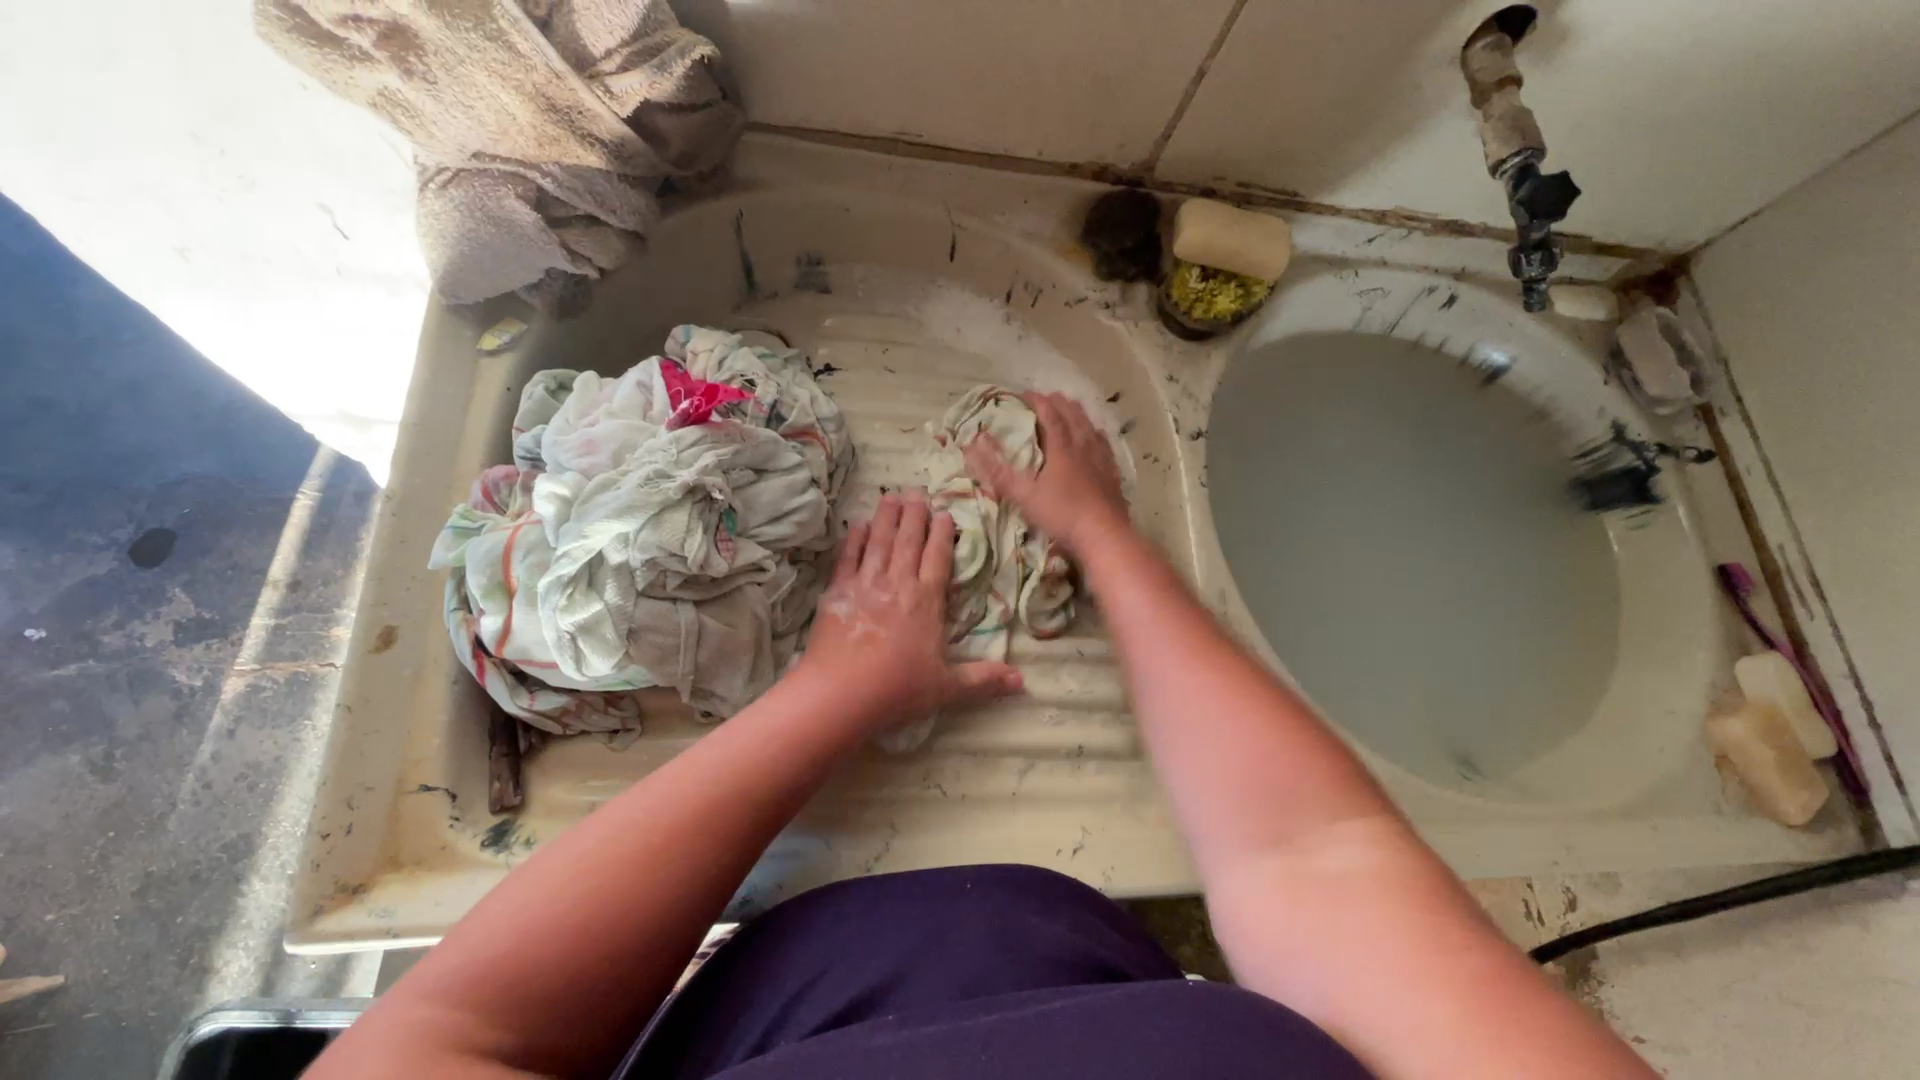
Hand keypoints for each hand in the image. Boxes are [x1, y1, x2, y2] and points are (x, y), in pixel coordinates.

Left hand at [800, 490, 1023, 725]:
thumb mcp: (946, 689)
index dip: (942, 534)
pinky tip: (858, 525)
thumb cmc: (897, 690)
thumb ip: (983, 680)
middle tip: (918, 492)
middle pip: (908, 541)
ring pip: (879, 541)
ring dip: (886, 517)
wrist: (839, 695)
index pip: (938, 557)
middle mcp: (897, 584)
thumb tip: (1022, 681)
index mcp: (926, 601)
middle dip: (915, 515)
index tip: (945, 513)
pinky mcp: (837, 593)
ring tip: (891, 496)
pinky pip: (848, 557)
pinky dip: (854, 539)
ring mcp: (865, 585)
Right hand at [962, 391, 1128, 556]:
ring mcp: (1101, 459)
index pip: (1049, 415)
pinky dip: (1097, 434)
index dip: (1037, 401)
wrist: (1103, 534)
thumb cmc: (1061, 513)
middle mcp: (1083, 446)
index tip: (1024, 394)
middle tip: (1047, 397)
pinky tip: (1097, 436)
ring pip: (1090, 427)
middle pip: (1072, 415)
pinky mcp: (1113, 473)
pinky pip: (1105, 445)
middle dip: (1058, 403)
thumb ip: (998, 473)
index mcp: (1061, 448)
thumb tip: (972, 448)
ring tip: (1072, 407)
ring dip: (1078, 414)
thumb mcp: (1024, 496)